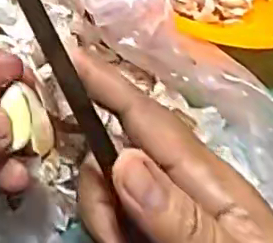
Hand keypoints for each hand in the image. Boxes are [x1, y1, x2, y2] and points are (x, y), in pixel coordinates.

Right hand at [74, 49, 272, 242]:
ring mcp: (171, 211)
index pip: (145, 112)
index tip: (64, 48)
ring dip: (102, 217)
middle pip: (113, 150)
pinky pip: (116, 217)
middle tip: (110, 233)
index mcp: (207, 176)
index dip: (103, 78)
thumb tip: (121, 158)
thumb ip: (182, 216)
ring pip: (107, 186)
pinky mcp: (158, 232)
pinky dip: (110, 232)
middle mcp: (183, 184)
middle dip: (95, 180)